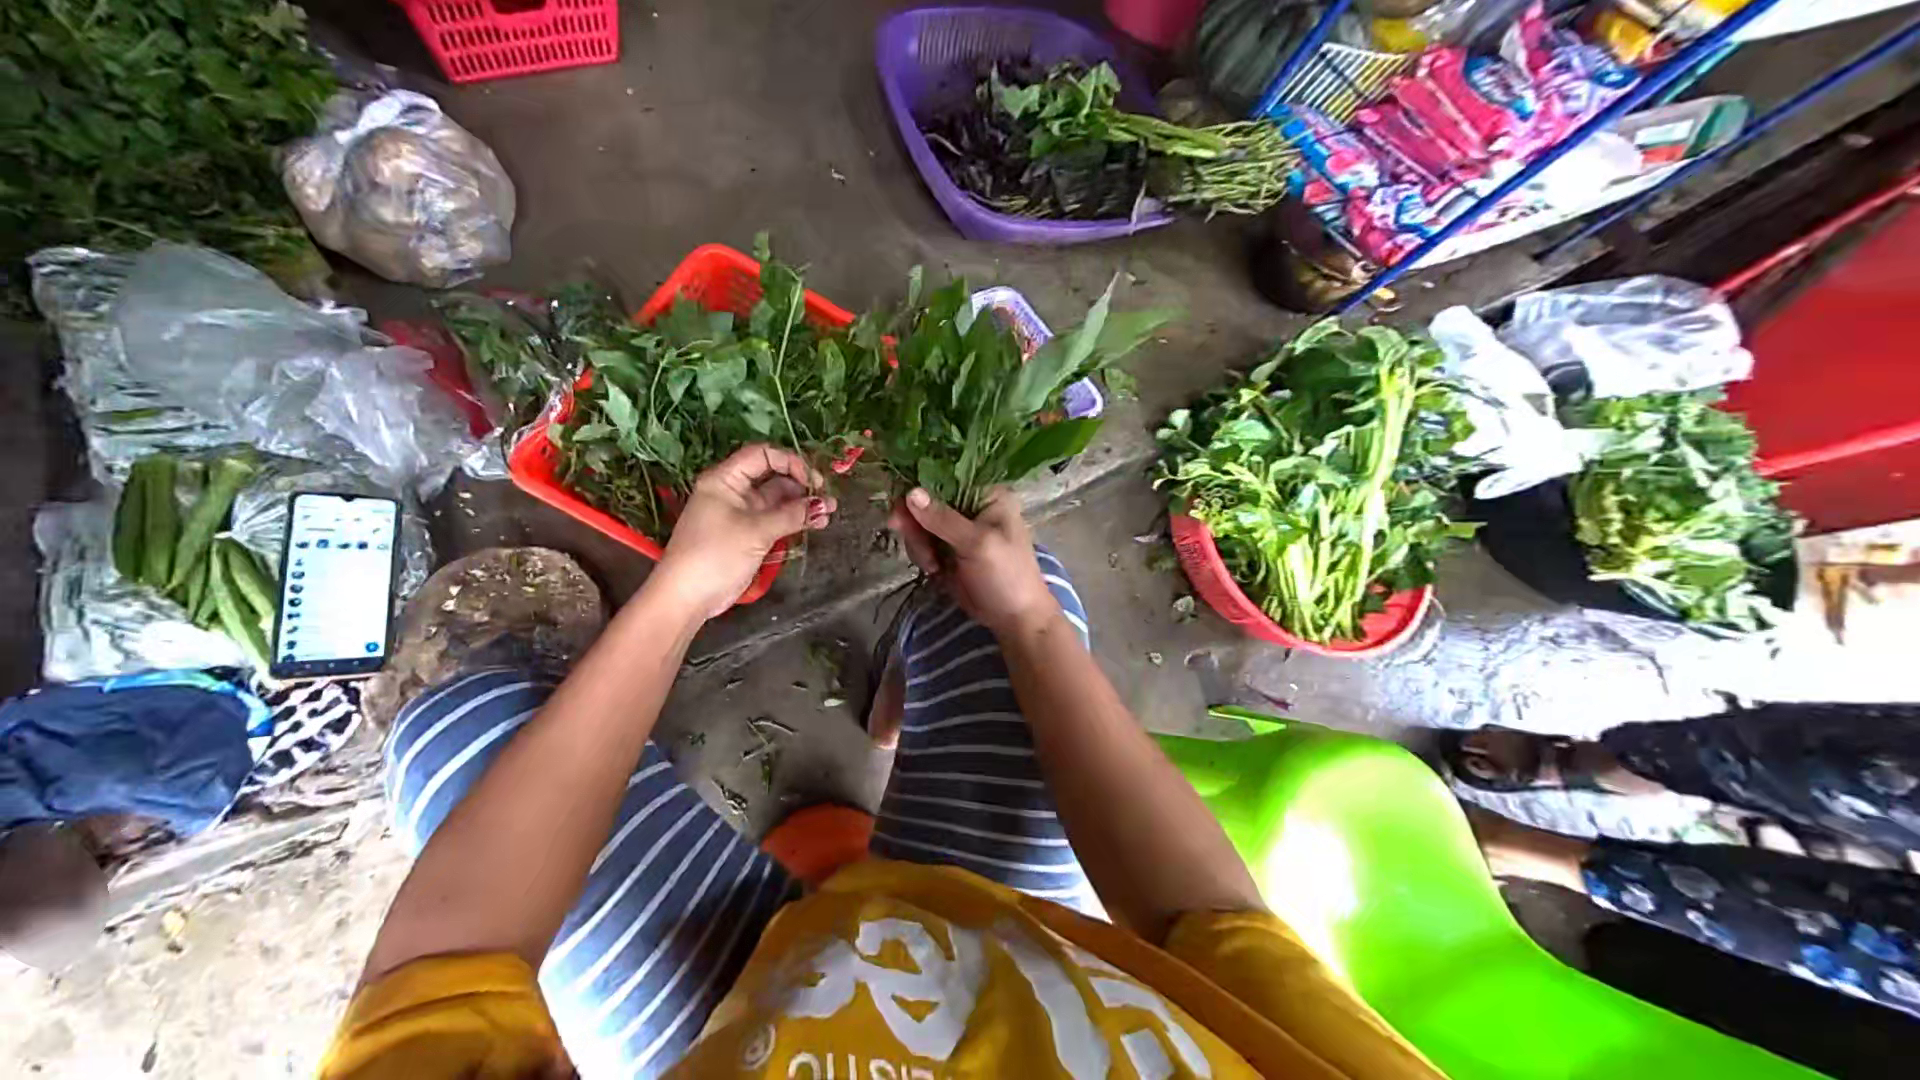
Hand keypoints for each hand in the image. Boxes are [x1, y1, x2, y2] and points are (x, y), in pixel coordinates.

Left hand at [653, 444, 834, 620]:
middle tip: (827, 497)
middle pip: (773, 476)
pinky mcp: (748, 533)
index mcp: (725, 479)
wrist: (687, 596)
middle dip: (802, 485)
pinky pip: (776, 519)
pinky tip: (816, 524)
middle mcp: (733, 490)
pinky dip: (795, 520)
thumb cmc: (715, 555)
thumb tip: (823, 505)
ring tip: (829, 513)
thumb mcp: (756, 531)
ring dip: (803, 504)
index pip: (763, 455)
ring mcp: (741, 513)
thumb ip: (792, 515)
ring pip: (778, 499)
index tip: (813, 480)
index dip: (791, 462)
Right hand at [888, 487, 1058, 637]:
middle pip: (926, 500)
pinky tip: (934, 570)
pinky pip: (922, 542)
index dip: (920, 488)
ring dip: (918, 543)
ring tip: (933, 564)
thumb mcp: (977, 544)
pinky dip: (922, 555)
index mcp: (987, 495)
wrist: (1014, 619)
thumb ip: (943, 519)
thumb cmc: (1006, 575)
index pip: (946, 478)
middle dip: (915, 521)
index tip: (901, 505)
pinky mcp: (947, 550)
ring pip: (919, 523)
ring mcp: (957, 529)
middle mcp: (971, 507)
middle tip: (902, 532)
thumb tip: (910, 492)